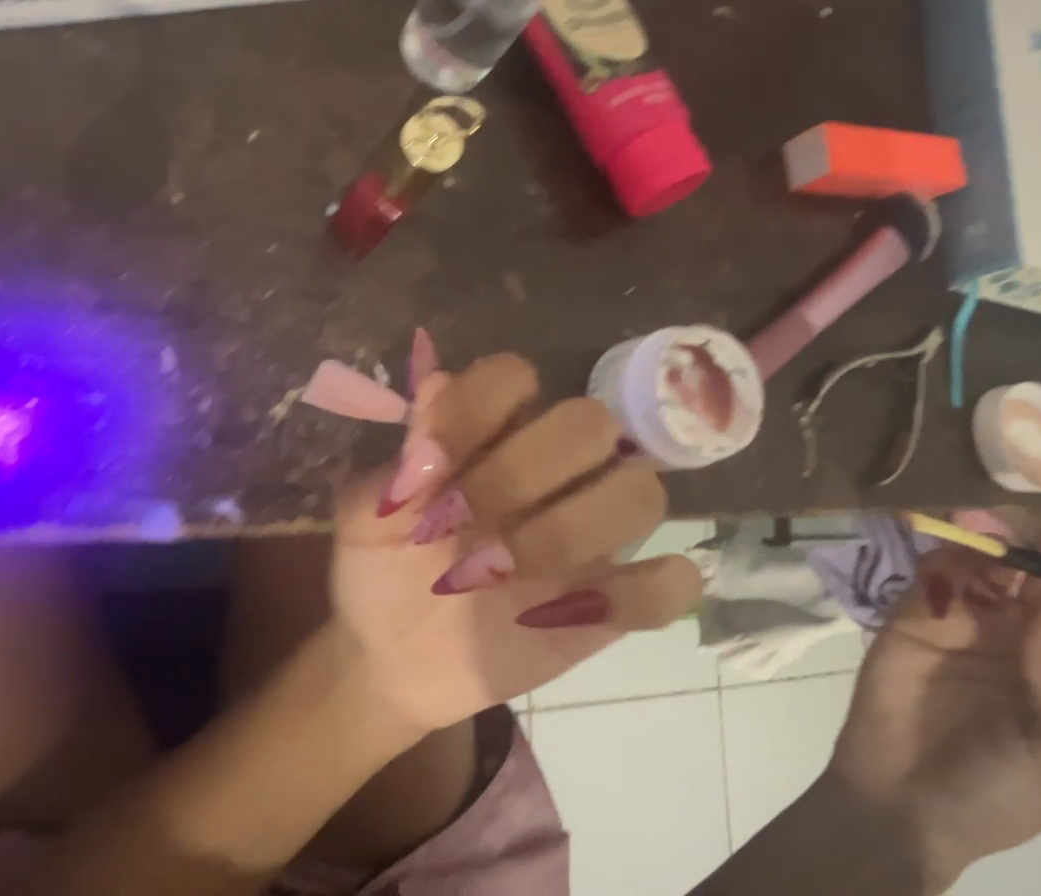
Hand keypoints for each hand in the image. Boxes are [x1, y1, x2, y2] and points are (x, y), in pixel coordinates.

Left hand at [328, 352, 703, 734]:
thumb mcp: (366, 516)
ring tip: (502, 576)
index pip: (515, 378)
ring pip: (642, 495)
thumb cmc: (378, 571)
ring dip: (571, 532)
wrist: (390, 661)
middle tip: (463, 524)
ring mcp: (590, 535)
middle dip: (525, 471)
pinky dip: (645, 593)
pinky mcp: (614, 603)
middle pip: (590, 424)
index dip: (478, 410)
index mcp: (490, 437)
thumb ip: (401, 456)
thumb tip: (434, 384)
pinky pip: (673, 584)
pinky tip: (577, 612)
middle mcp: (551, 472)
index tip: (431, 465)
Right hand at [825, 524, 1040, 881]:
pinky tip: (958, 536)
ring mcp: (973, 621)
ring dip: (1009, 539)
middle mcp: (1034, 640)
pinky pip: (940, 566)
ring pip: (1000, 561)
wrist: (900, 799)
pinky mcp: (919, 609)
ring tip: (1000, 532)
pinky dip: (951, 544)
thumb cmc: (1002, 789)